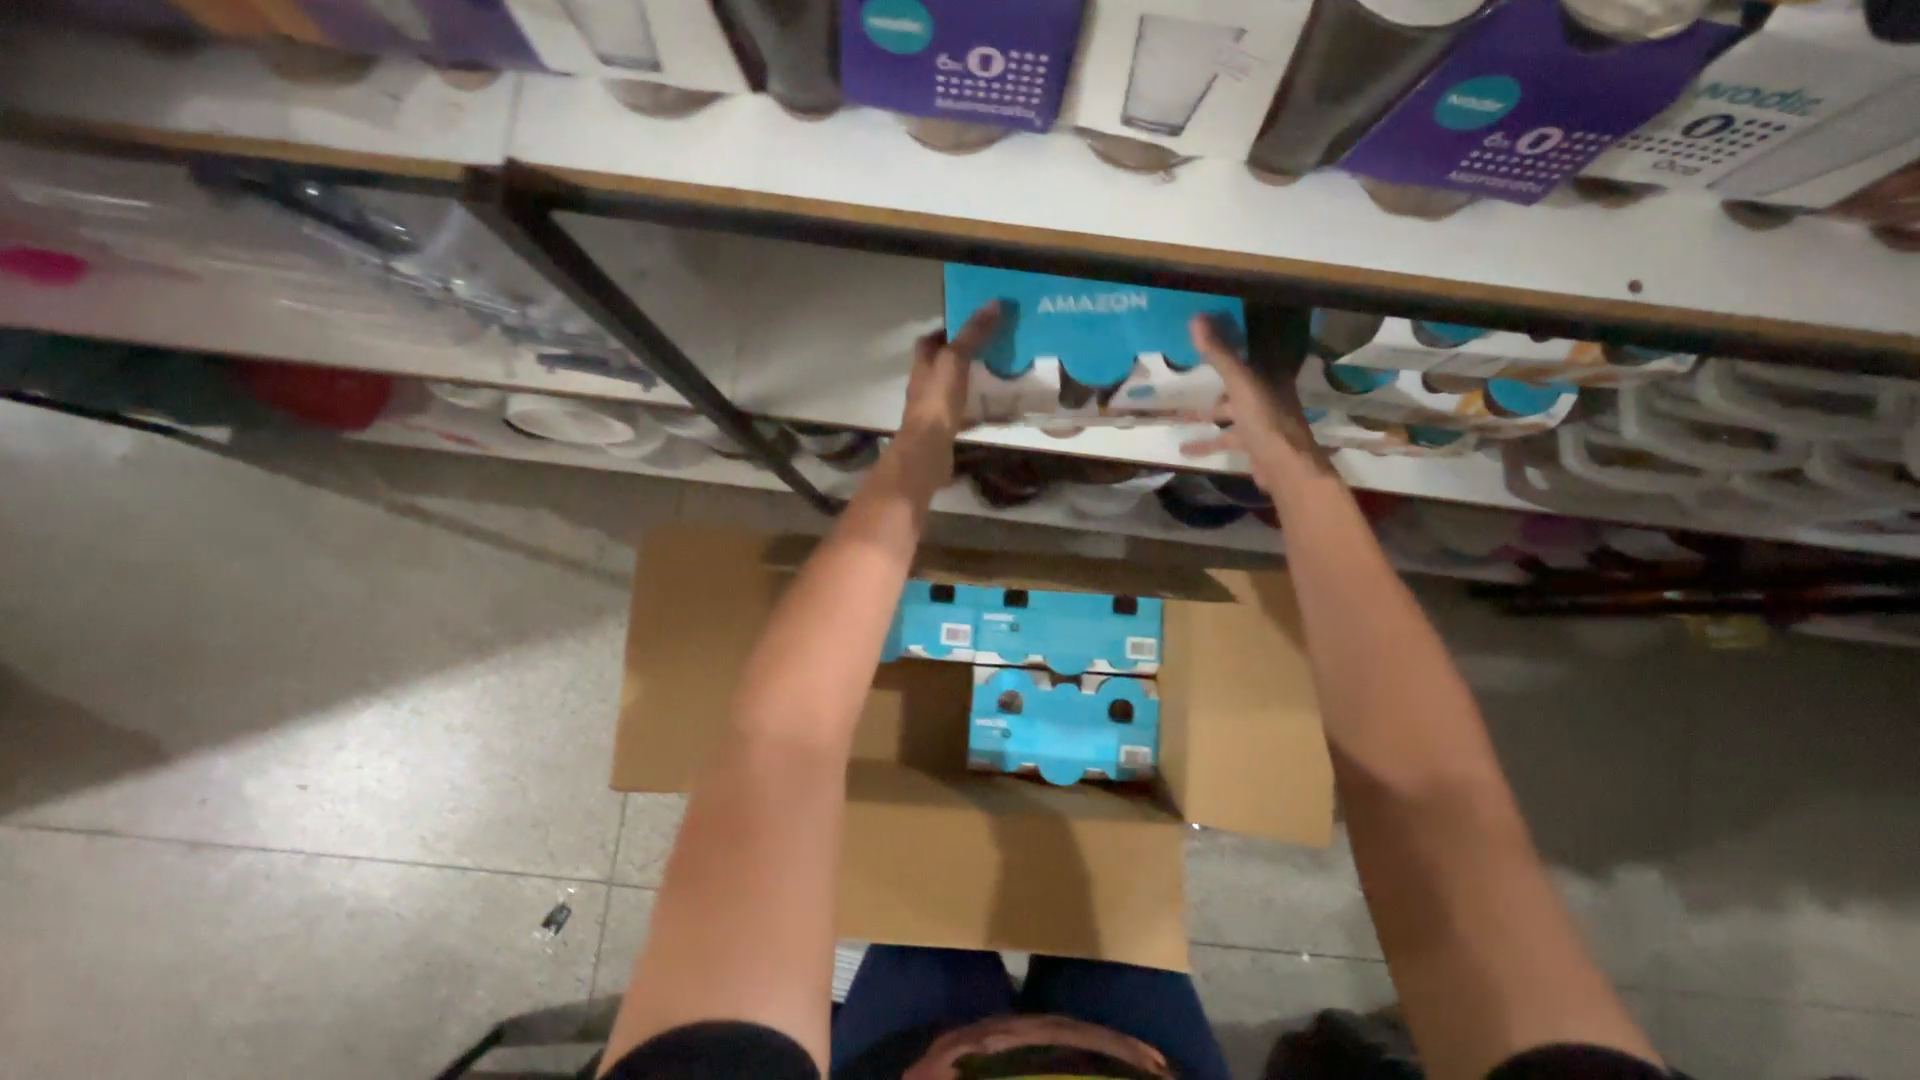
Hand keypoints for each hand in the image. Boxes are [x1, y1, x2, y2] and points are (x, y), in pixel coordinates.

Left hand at [892, 300, 1000, 492]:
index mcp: (922, 360)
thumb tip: (994, 303)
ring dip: (972, 377)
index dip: (953, 327)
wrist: (927, 448)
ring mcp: (933, 404)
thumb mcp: (955, 359)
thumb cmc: (937, 399)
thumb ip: (973, 333)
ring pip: (954, 383)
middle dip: (966, 352)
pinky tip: (994, 403)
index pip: (935, 336)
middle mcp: (924, 379)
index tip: (978, 322)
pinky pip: (962, 407)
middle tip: (996, 345)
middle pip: (945, 359)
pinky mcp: (944, 424)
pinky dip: (976, 403)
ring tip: (999, 370)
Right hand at [1178, 312, 1327, 490]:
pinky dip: (1207, 444)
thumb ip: (1219, 354)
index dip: (1232, 349)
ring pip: (1230, 416)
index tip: (1209, 344)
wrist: (1284, 465)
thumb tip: (1196, 319)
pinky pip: (1227, 440)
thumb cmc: (1265, 419)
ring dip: (1205, 418)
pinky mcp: (1254, 446)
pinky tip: (1186, 449)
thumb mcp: (1239, 383)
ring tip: (1179, 419)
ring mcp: (1262, 423)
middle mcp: (1269, 397)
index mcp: (1269, 377)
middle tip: (1188, 384)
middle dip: (1213, 388)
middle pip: (1237, 387)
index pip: (1250, 356)